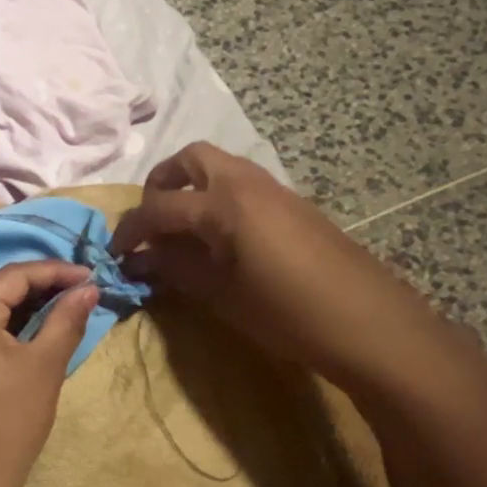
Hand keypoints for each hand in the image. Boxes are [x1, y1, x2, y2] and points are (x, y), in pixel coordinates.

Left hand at [0, 261, 98, 486]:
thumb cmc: (10, 421)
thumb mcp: (45, 366)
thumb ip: (65, 320)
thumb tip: (87, 289)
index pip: (13, 276)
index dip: (54, 271)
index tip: (91, 276)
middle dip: (39, 283)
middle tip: (81, 288)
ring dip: (22, 301)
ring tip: (65, 303)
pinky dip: (4, 320)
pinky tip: (33, 324)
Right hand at [111, 142, 473, 393]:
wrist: (374, 327)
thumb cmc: (286, 314)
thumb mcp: (218, 294)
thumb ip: (173, 268)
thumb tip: (138, 259)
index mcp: (222, 204)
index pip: (156, 207)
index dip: (128, 230)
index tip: (113, 254)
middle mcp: (246, 184)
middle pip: (189, 159)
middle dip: (161, 184)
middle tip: (151, 223)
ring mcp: (275, 191)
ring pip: (220, 167)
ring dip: (191, 189)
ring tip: (181, 232)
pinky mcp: (295, 206)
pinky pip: (244, 186)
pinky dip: (219, 199)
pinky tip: (220, 241)